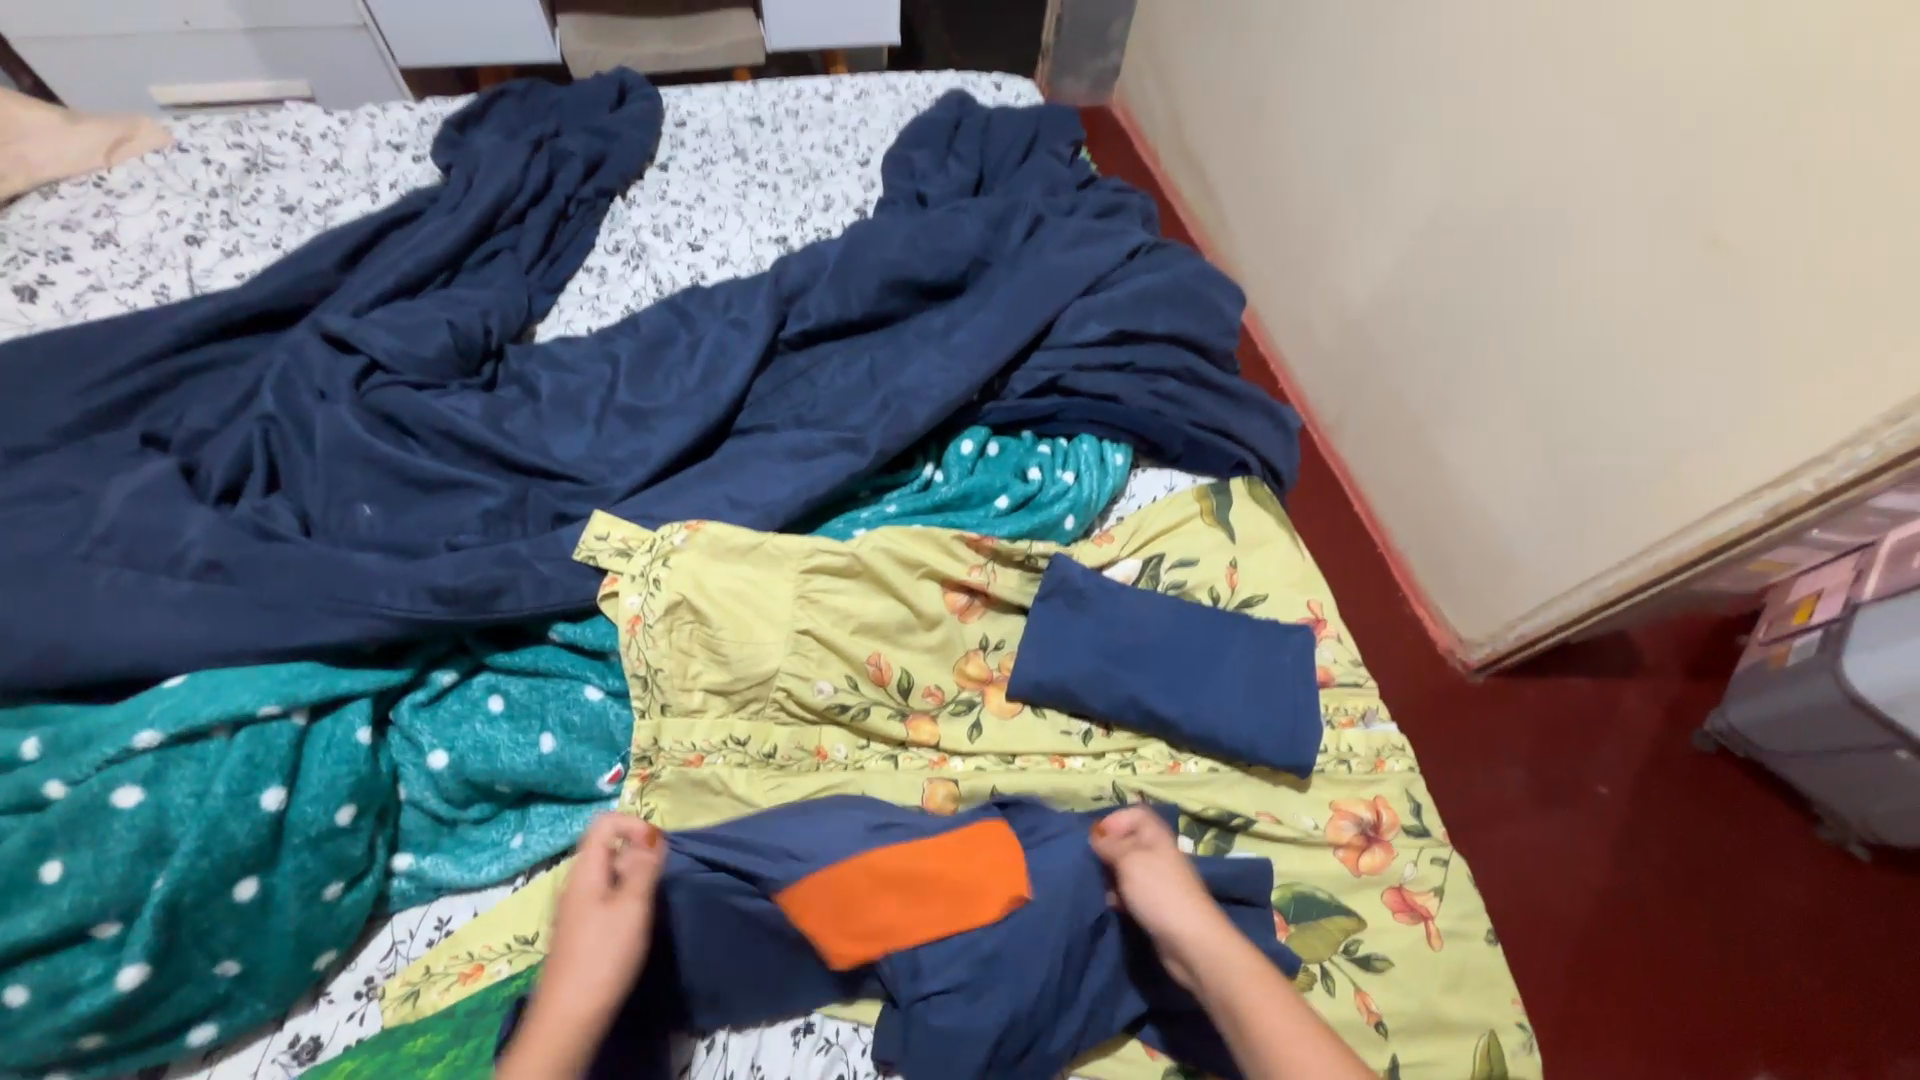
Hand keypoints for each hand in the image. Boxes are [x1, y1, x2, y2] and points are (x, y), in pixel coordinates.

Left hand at [498, 813, 665, 1079]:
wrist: (569, 1016)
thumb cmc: (604, 956)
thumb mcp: (632, 906)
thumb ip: (644, 866)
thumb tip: (652, 835)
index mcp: (584, 870)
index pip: (604, 822)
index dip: (633, 825)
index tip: (655, 849)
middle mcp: (576, 881)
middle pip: (608, 845)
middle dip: (638, 851)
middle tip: (656, 878)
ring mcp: (576, 905)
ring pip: (609, 870)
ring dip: (634, 874)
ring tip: (648, 901)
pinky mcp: (580, 926)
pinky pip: (605, 892)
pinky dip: (624, 894)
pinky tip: (634, 921)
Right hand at [1089, 805, 1237, 991]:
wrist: (1191, 942)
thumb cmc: (1159, 892)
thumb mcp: (1129, 860)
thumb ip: (1110, 844)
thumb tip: (1096, 835)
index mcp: (1155, 836)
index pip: (1134, 814)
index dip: (1114, 820)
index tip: (1096, 838)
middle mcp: (1157, 853)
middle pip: (1128, 841)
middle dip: (1107, 850)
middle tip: (1093, 864)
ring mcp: (1158, 880)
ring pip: (1126, 868)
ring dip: (1111, 875)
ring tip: (1100, 886)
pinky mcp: (1155, 904)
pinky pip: (1130, 891)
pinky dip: (1119, 895)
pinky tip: (1112, 905)